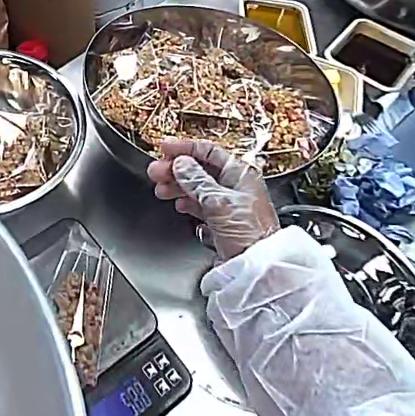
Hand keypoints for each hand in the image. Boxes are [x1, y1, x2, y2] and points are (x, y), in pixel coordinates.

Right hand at [147, 139, 277, 259]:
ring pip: (198, 187)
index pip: (209, 152)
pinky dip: (187, 203)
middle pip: (200, 170)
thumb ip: (197, 181)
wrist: (259, 268)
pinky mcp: (223, 220)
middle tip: (156, 171)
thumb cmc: (249, 233)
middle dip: (176, 169)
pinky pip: (200, 205)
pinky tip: (178, 204)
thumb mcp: (218, 202)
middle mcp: (235, 186)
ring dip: (178, 186)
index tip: (164, 147)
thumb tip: (181, 163)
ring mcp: (228, 203)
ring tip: (161, 189)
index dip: (185, 148)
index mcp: (240, 174)